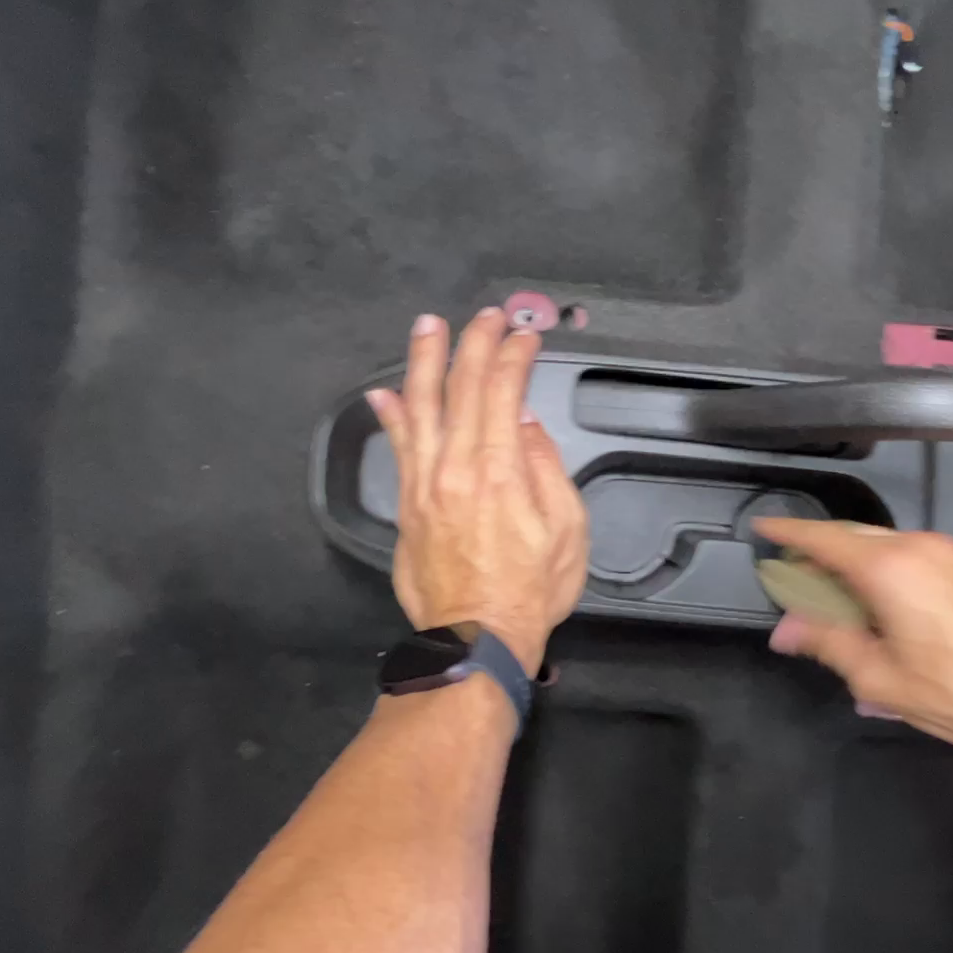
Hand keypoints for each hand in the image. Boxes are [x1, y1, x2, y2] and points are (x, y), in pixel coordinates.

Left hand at [365, 309, 589, 670]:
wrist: (476, 636)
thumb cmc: (531, 588)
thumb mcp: (567, 529)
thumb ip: (547, 469)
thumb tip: (525, 425)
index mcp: (501, 470)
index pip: (503, 391)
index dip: (514, 355)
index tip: (525, 336)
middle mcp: (456, 466)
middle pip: (461, 387)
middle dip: (474, 343)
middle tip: (485, 316)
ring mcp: (424, 483)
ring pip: (420, 406)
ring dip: (426, 361)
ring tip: (429, 326)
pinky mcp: (406, 504)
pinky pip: (396, 447)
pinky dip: (391, 414)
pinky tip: (384, 391)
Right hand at [754, 519, 952, 760]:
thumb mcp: (879, 676)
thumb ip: (826, 643)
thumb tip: (786, 631)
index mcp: (888, 568)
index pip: (823, 538)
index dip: (788, 532)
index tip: (765, 528)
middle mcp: (917, 548)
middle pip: (851, 537)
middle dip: (818, 555)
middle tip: (796, 583)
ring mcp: (949, 554)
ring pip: (882, 546)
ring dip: (852, 565)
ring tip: (836, 604)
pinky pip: (910, 556)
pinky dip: (883, 571)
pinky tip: (880, 609)